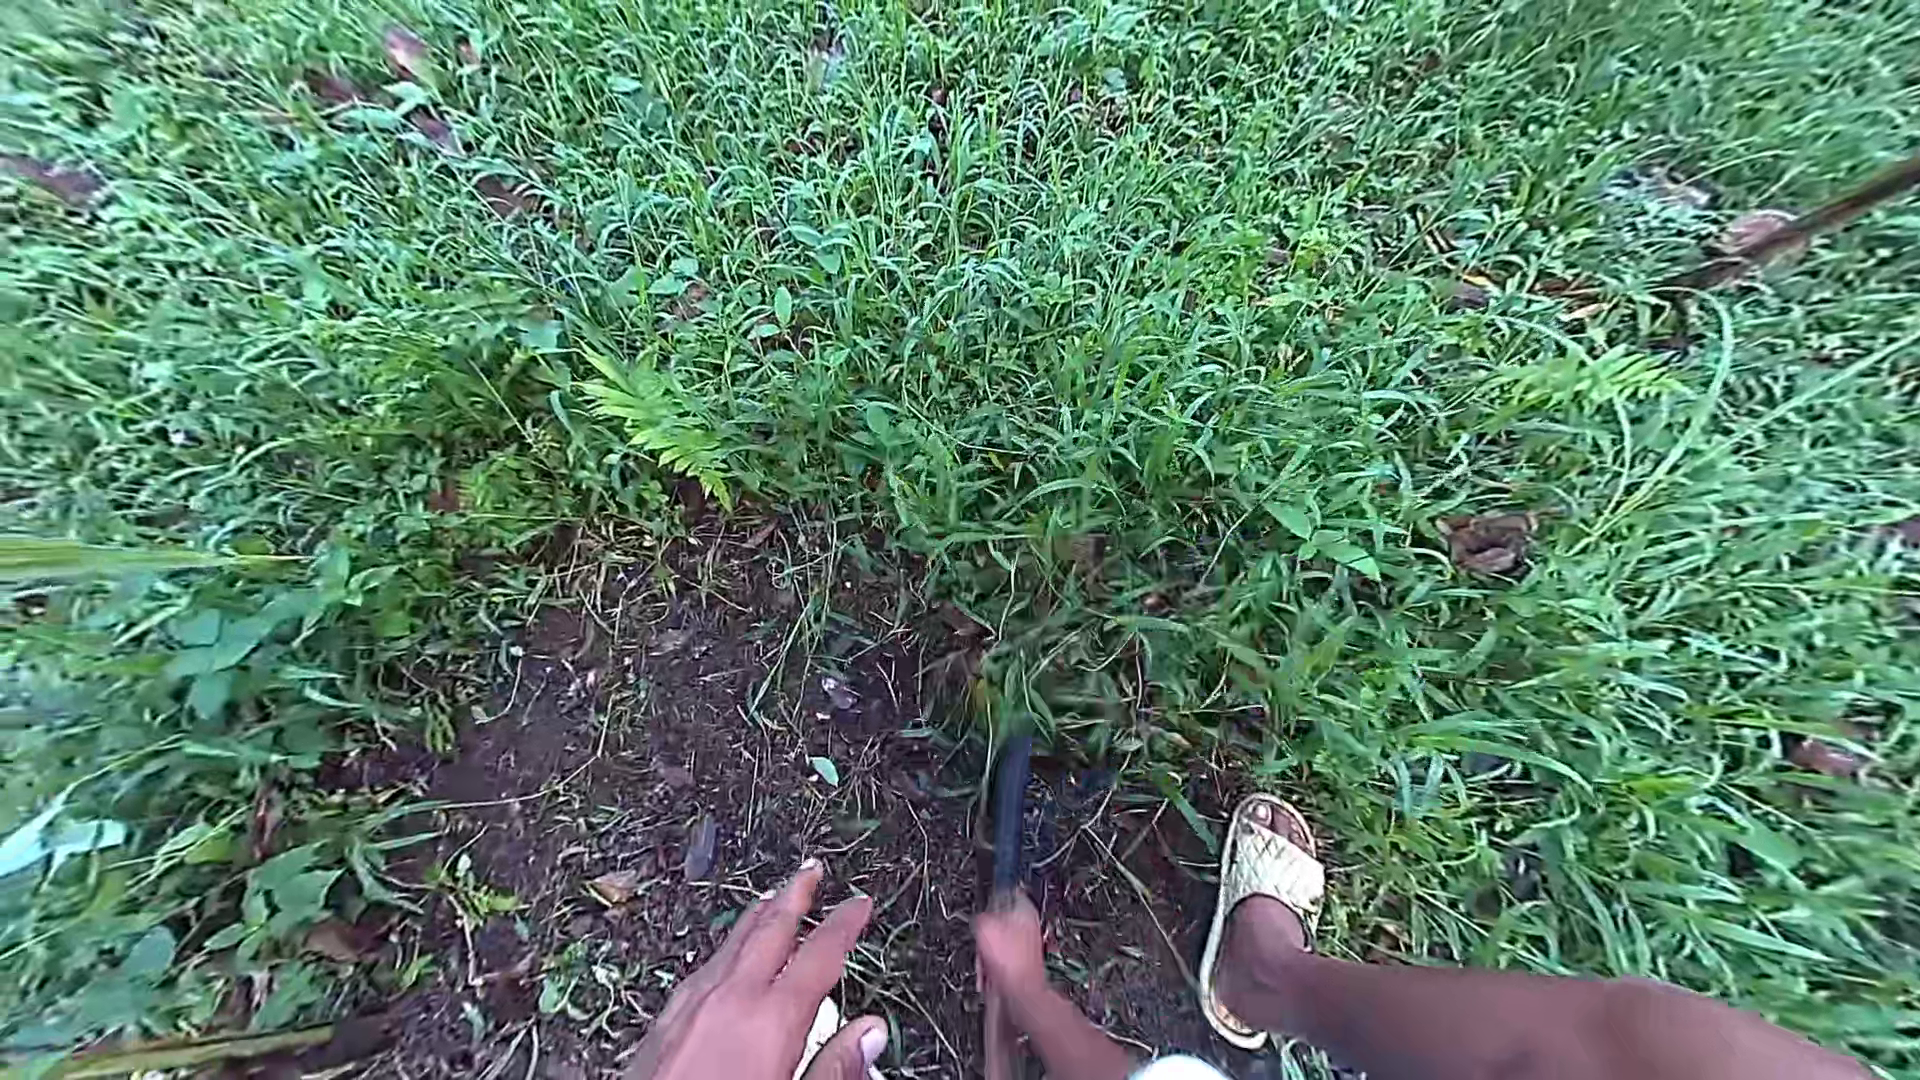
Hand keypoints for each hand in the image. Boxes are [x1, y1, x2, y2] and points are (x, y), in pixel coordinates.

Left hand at [624, 860, 886, 1079]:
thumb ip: (833, 1068)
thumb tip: (871, 1030)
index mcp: (770, 1022)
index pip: (820, 954)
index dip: (845, 922)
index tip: (860, 904)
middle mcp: (730, 1001)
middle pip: (772, 928)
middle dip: (796, 893)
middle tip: (812, 869)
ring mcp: (690, 1009)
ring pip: (734, 941)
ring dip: (760, 914)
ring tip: (773, 896)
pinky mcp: (660, 1029)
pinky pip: (704, 968)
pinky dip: (727, 948)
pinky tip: (725, 956)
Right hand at [973, 891, 1047, 999]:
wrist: (1022, 997)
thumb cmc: (1010, 962)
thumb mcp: (984, 926)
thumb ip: (980, 915)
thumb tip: (980, 918)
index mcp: (1024, 909)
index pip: (1008, 892)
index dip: (993, 898)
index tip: (985, 904)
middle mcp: (1030, 926)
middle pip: (999, 922)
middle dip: (985, 936)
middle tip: (982, 945)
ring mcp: (1027, 947)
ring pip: (998, 944)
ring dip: (987, 956)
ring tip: (986, 966)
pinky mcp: (1023, 966)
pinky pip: (1001, 961)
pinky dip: (993, 969)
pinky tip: (990, 976)